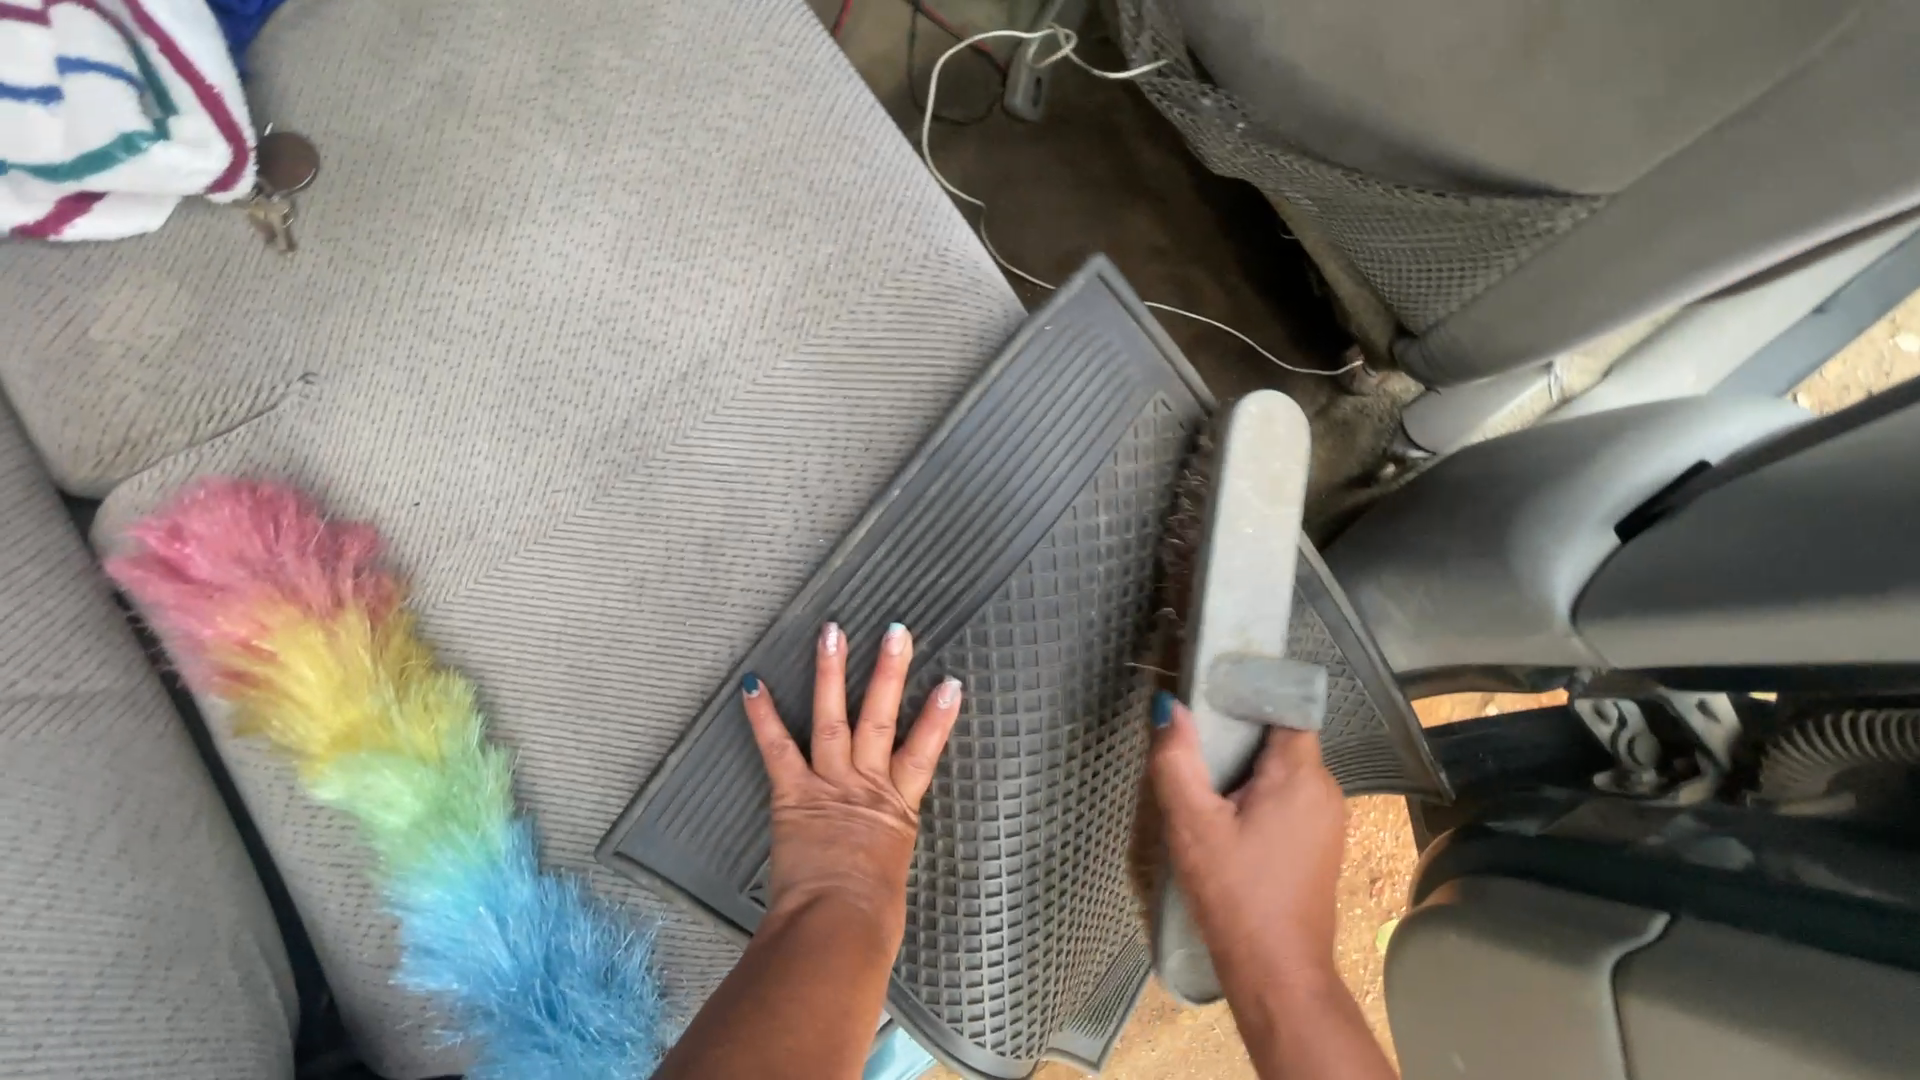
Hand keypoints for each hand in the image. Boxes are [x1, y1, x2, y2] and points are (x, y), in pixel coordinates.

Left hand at [741, 621, 962, 933]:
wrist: (838, 929)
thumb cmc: (871, 919)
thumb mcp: (889, 878)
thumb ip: (882, 853)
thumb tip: (876, 858)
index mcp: (897, 807)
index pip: (924, 750)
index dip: (938, 717)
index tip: (950, 683)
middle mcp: (867, 784)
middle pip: (881, 719)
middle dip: (890, 673)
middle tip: (895, 632)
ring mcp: (830, 784)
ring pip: (833, 718)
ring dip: (832, 673)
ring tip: (833, 632)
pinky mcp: (793, 794)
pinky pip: (776, 748)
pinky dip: (763, 716)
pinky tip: (753, 682)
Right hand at [1148, 693, 1346, 992]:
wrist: (1278, 972)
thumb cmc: (1234, 893)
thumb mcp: (1191, 822)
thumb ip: (1176, 758)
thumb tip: (1167, 704)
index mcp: (1300, 775)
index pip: (1285, 707)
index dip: (1249, 692)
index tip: (1209, 689)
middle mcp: (1325, 788)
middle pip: (1281, 735)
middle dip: (1239, 729)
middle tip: (1194, 735)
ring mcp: (1328, 816)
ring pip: (1283, 766)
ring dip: (1246, 762)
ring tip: (1203, 772)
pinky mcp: (1320, 840)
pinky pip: (1289, 794)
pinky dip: (1258, 790)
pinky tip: (1225, 809)